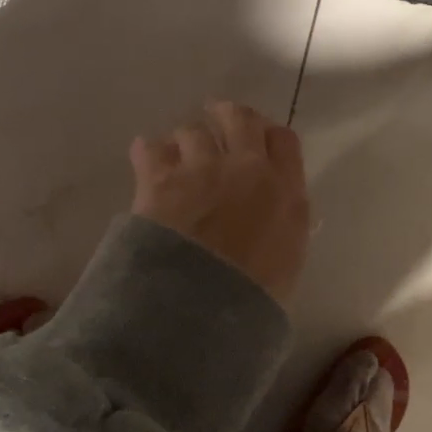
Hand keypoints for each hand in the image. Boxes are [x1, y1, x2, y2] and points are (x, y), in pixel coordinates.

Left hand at [129, 102, 309, 303]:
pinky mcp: (161, 179)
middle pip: (239, 118)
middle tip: (216, 120)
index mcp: (286, 194)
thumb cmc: (251, 305)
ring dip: (185, 141)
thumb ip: (283, 228)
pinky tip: (145, 162)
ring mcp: (203, 169)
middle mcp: (247, 169)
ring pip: (192, 130)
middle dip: (227, 116)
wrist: (198, 314)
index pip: (284, 140)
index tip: (256, 140)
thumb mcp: (286, 266)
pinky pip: (150, 147)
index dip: (268, 134)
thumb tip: (275, 213)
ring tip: (176, 156)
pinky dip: (148, 153)